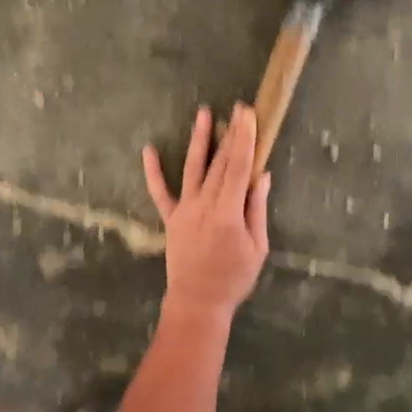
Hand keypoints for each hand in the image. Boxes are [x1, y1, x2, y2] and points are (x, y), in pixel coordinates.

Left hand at [142, 104, 271, 317]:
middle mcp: (205, 204)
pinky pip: (160, 192)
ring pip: (193, 168)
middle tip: (237, 108)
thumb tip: (262, 176)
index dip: (245, 139)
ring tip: (203, 114)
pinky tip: (149, 150)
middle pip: (220, 163)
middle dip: (230, 133)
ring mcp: (185, 210)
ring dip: (198, 140)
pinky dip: (153, 171)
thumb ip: (257, 209)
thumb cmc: (234, 278)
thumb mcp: (257, 247)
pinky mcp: (171, 219)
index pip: (239, 167)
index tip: (249, 115)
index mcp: (229, 212)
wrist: (197, 302)